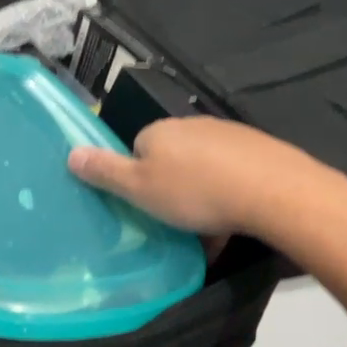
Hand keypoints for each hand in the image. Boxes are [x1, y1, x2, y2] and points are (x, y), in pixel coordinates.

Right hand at [68, 116, 327, 237]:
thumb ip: (105, 172)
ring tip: (205, 222)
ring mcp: (228, 134)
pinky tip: (233, 215)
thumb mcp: (138, 189)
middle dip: (169, 183)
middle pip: (169, 157)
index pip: (135, 149)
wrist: (274, 192)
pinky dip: (228, 191)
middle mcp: (191, 125)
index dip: (136, 178)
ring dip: (199, 189)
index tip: (144, 203)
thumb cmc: (195, 193)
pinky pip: (231, 172)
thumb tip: (71, 153)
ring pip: (201, 165)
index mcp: (158, 131)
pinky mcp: (259, 148)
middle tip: (172, 216)